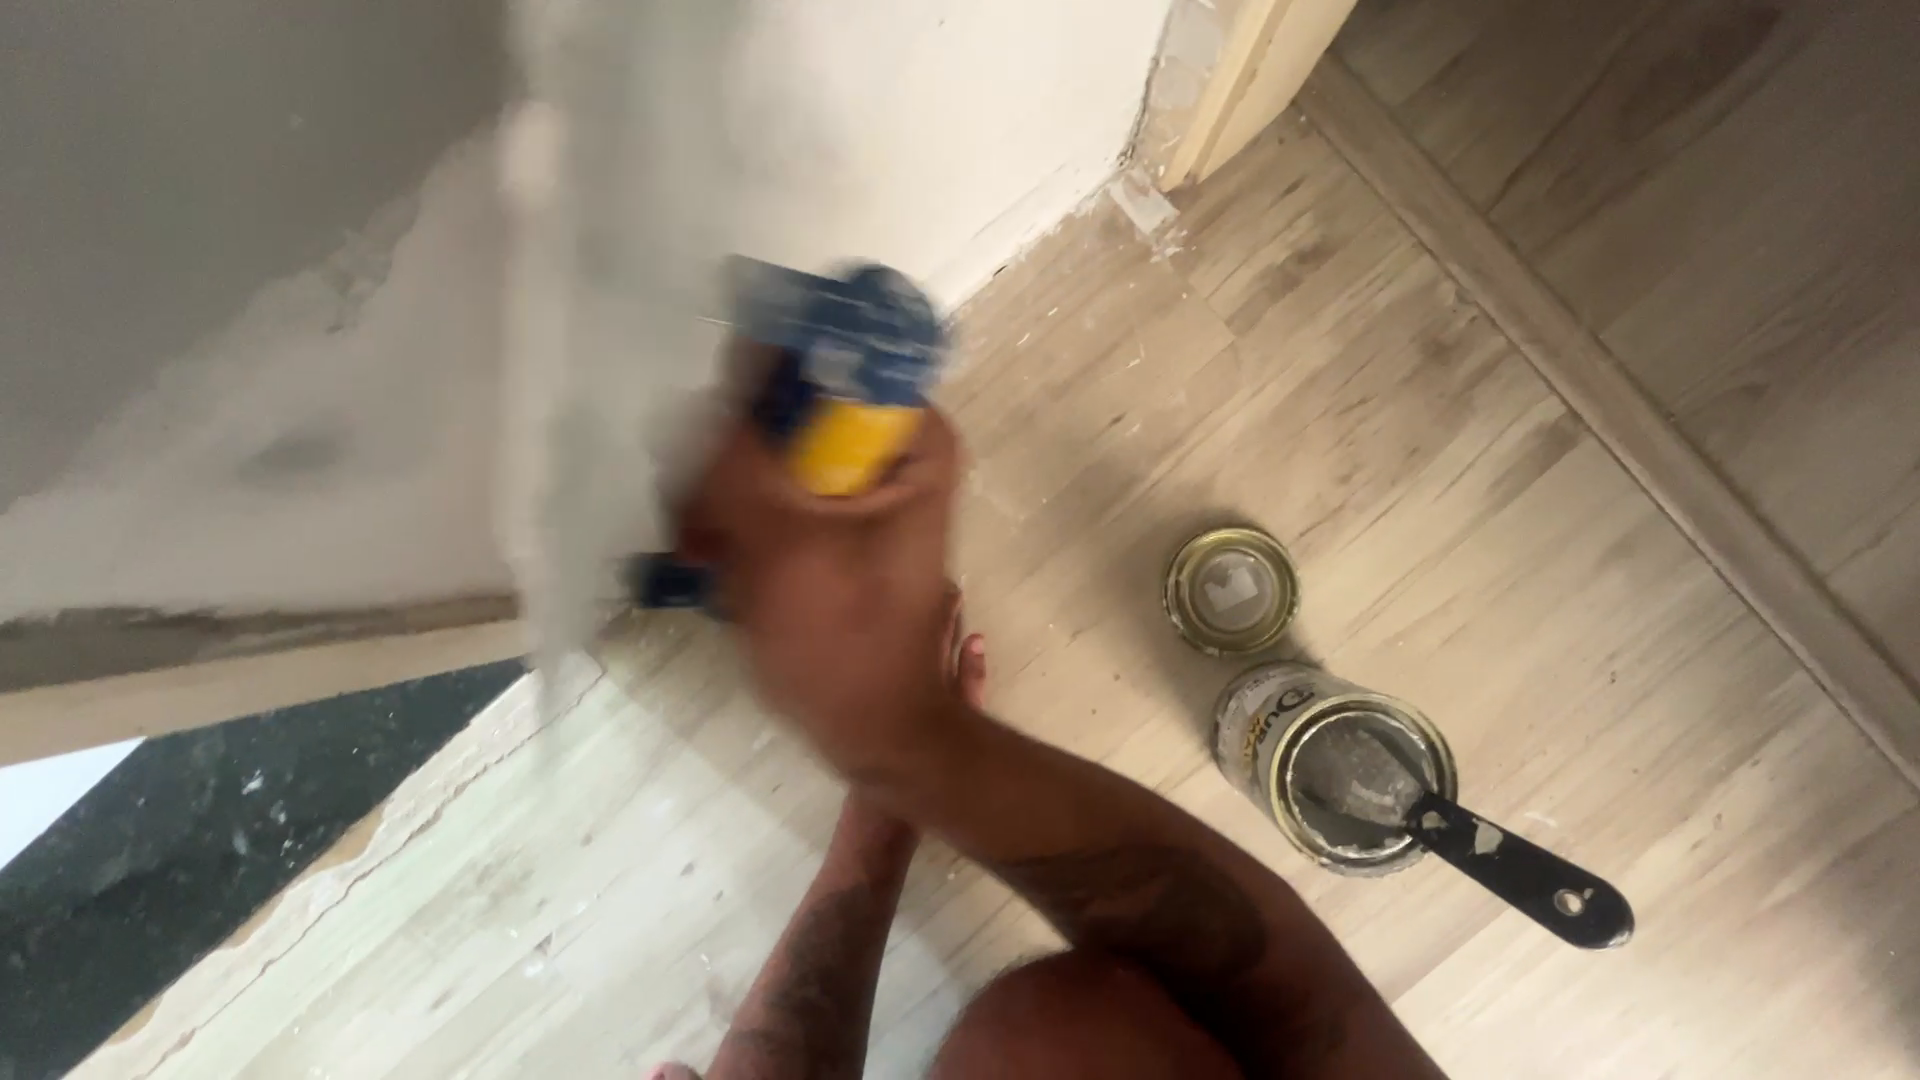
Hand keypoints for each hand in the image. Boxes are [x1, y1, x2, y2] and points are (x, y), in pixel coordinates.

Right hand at [676, 407, 967, 775]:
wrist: (875, 729)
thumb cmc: (843, 640)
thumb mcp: (782, 545)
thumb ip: (735, 461)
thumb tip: (698, 397)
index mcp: (914, 442)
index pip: (832, 363)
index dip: (761, 380)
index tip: (706, 417)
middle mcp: (897, 456)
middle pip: (798, 414)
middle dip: (736, 458)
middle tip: (697, 508)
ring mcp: (866, 494)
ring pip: (779, 458)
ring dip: (729, 497)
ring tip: (701, 549)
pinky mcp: (838, 529)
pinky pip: (780, 500)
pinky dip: (743, 525)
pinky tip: (714, 563)